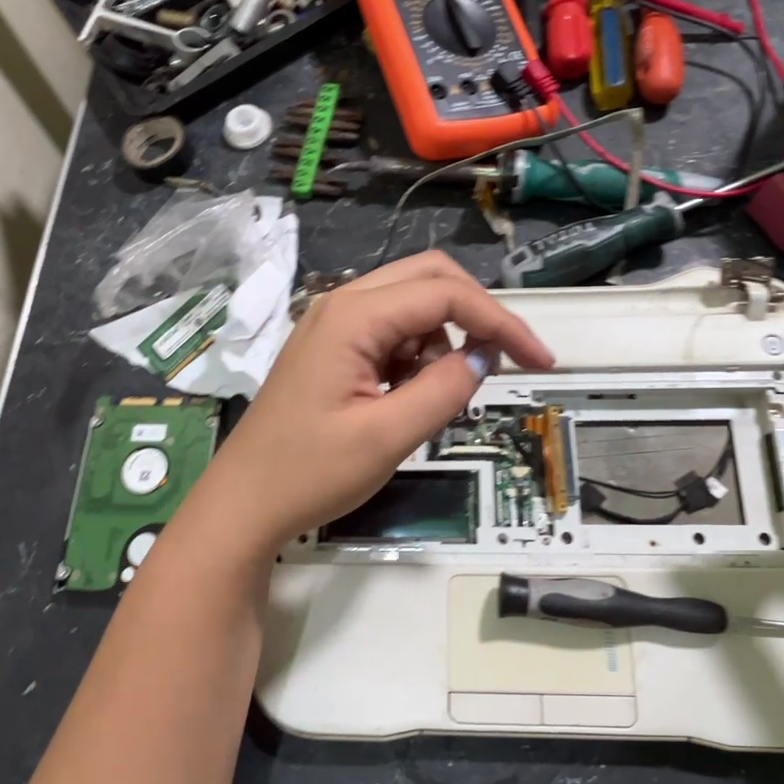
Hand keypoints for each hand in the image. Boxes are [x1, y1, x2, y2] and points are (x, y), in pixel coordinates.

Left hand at [190, 252, 554, 549]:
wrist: (243, 504)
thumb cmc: (308, 474)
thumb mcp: (387, 437)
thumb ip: (443, 390)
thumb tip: (485, 359)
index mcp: (353, 316)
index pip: (445, 295)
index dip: (500, 322)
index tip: (540, 362)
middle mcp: (343, 304)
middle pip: (430, 278)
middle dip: (477, 315)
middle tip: (510, 362)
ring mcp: (333, 324)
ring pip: (412, 304)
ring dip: (442, 340)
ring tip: (433, 399)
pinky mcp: (332, 348)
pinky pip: (391, 331)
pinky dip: (416, 355)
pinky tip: (406, 398)